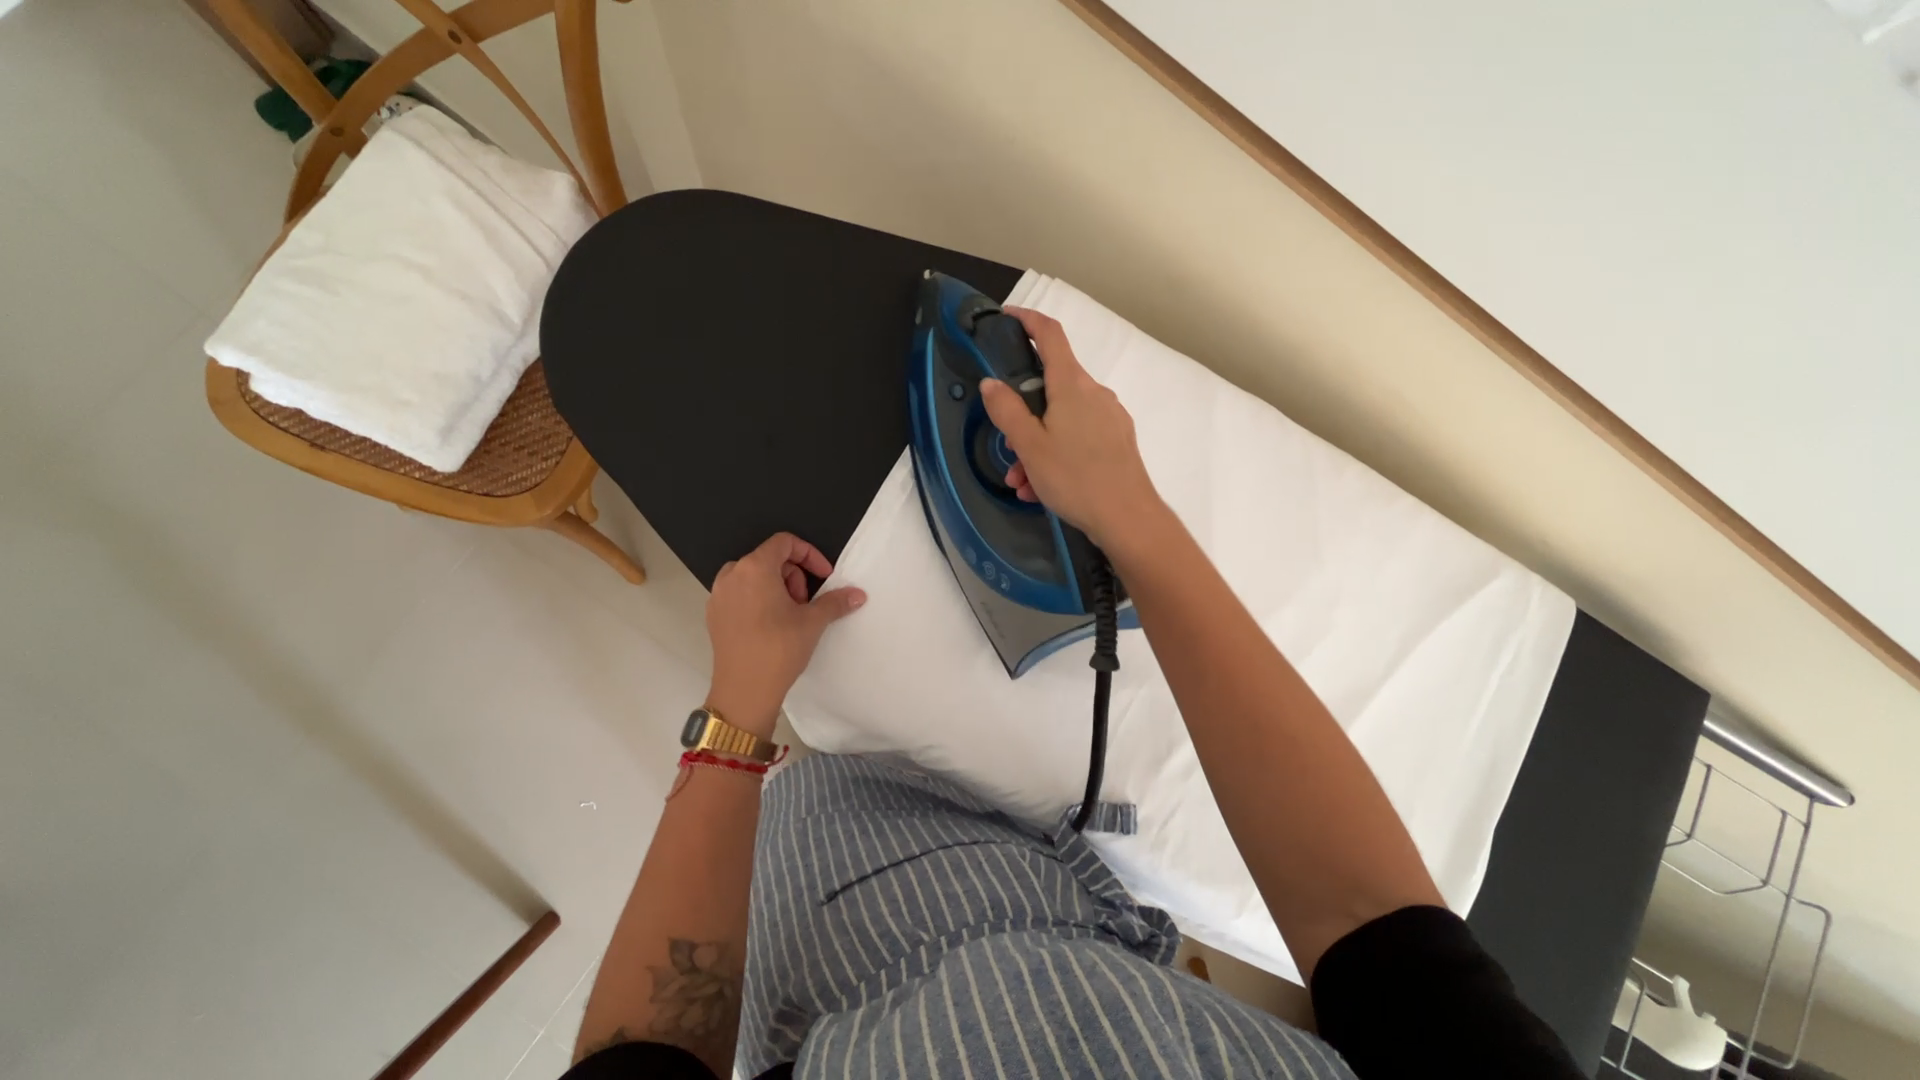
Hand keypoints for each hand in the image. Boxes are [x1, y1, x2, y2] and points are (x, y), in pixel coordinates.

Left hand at [704, 533, 865, 737]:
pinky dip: (758, 600)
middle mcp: (731, 574)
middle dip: (793, 576)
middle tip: (805, 603)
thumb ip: (835, 601)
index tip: (824, 576)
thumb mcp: (813, 622)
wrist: (744, 690)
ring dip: (776, 587)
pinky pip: (739, 594)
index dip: (810, 555)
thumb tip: (858, 594)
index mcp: (755, 568)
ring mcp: (718, 594)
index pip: (785, 543)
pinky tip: (770, 626)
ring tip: (789, 615)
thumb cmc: (779, 649)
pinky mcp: (713, 614)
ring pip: (753, 577)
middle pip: (769, 559)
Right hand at [978, 307, 1164, 550]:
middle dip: (1023, 416)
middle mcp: (1095, 393)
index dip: (1028, 320)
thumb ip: (1007, 410)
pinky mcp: (1118, 442)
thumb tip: (992, 383)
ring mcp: (1110, 418)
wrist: (1128, 518)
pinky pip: (1079, 439)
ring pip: (1063, 420)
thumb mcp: (1029, 445)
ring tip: (1023, 483)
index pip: (1050, 335)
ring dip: (1037, 446)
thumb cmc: (1075, 477)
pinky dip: (1057, 456)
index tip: (1007, 318)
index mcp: (1072, 384)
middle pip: (1052, 388)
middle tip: (1007, 448)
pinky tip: (1043, 490)